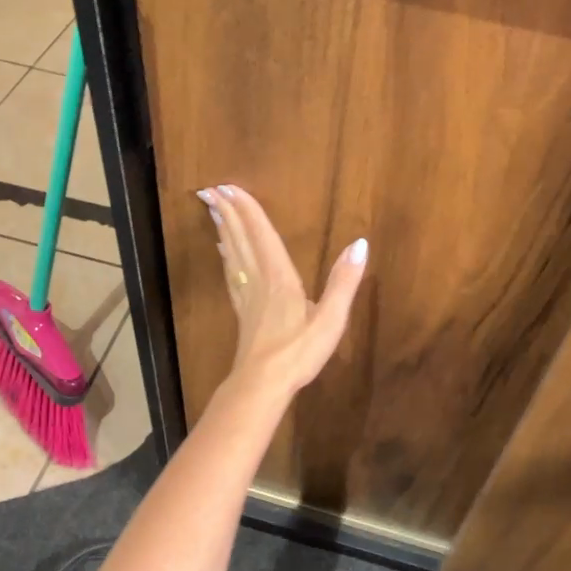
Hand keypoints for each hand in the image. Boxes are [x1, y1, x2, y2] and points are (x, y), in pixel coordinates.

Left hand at [198, 184, 366, 395]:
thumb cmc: (298, 353)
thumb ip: (344, 281)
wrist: (262, 384)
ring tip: (214, 211)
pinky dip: (227, 258)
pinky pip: (233, 275)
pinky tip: (223, 252)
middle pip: (242, 240)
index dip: (248, 210)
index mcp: (280, 278)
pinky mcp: (243, 313)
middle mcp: (260, 281)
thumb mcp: (330, 319)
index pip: (263, 235)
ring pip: (233, 255)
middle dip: (228, 213)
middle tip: (210, 190)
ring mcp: (248, 297)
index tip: (229, 187)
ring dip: (224, 230)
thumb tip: (360, 244)